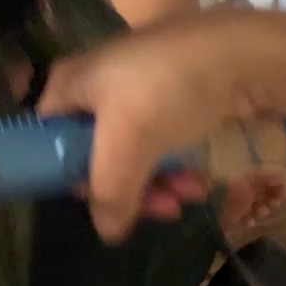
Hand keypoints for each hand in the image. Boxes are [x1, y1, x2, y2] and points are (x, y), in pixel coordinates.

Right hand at [38, 11, 279, 242]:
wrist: (237, 53)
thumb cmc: (164, 88)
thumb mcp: (127, 140)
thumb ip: (108, 190)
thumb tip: (107, 232)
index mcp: (68, 82)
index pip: (48, 140)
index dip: (69, 175)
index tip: (103, 201)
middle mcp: (93, 84)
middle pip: (92, 151)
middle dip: (125, 186)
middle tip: (160, 207)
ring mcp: (131, 89)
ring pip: (130, 151)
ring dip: (157, 183)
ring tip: (188, 194)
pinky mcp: (167, 97)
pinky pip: (157, 141)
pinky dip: (173, 165)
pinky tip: (197, 180)